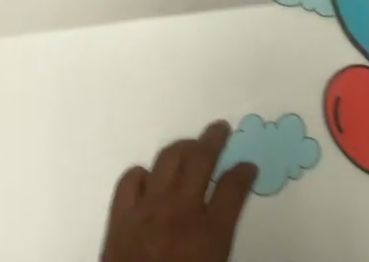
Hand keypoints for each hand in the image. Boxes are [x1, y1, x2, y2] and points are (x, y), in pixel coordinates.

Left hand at [101, 121, 257, 261]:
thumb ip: (220, 241)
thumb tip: (222, 224)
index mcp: (210, 232)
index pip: (234, 188)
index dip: (244, 172)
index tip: (248, 165)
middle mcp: (181, 211)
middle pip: (201, 159)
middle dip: (214, 139)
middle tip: (220, 128)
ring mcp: (148, 209)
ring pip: (168, 160)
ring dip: (182, 147)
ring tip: (190, 145)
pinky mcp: (120, 216)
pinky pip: (130, 180)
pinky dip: (141, 173)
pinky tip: (149, 177)